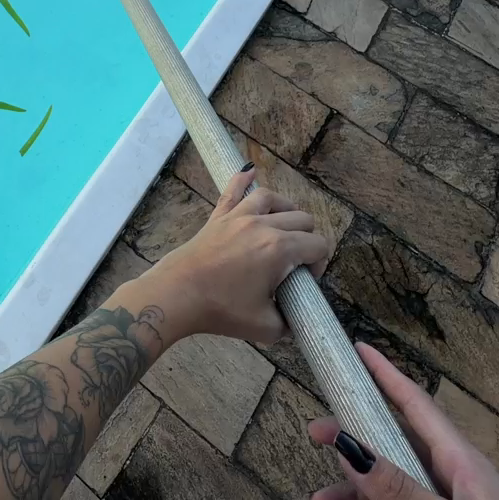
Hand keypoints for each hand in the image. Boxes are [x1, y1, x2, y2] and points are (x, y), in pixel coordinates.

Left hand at [122, 168, 328, 344]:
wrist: (178, 293)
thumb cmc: (222, 308)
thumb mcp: (266, 327)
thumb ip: (288, 322)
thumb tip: (292, 320)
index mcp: (279, 249)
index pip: (317, 244)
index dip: (320, 262)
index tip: (307, 279)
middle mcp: (262, 225)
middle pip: (300, 218)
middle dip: (307, 238)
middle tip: (297, 262)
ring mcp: (237, 216)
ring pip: (271, 198)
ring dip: (286, 209)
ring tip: (287, 226)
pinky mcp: (217, 216)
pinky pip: (231, 190)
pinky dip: (243, 179)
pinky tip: (250, 172)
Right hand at [311, 343, 498, 499]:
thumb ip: (405, 492)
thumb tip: (349, 447)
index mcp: (463, 462)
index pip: (416, 404)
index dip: (386, 373)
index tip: (356, 347)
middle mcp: (454, 477)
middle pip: (396, 441)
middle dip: (354, 433)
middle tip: (314, 431)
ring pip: (394, 482)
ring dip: (357, 487)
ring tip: (322, 497)